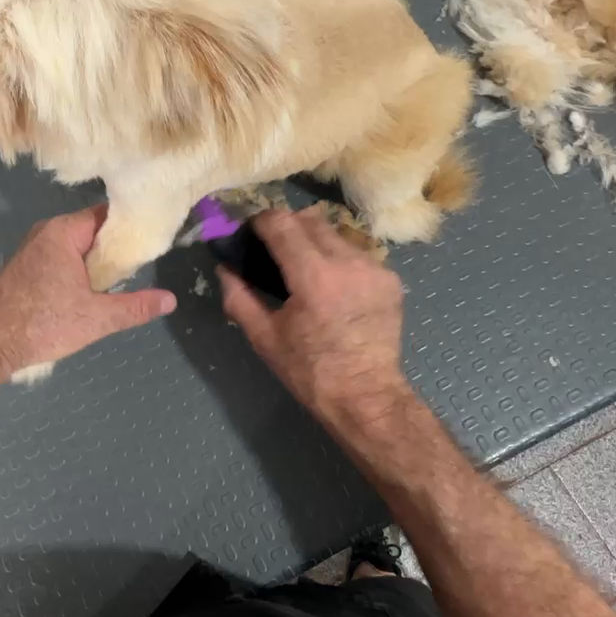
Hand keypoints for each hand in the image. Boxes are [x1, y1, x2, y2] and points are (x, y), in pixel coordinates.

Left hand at [0, 205, 176, 379]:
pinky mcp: (26, 265)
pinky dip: (78, 266)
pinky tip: (91, 287)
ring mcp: (33, 247)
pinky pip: (61, 256)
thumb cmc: (42, 324)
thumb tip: (170, 299)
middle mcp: (47, 231)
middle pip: (92, 229)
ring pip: (75, 245)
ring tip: (122, 277)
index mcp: (64, 232)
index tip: (152, 236)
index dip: (130, 223)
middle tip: (142, 263)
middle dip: (115, 245)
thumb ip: (135, 307)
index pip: (106, 214)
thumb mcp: (96, 318)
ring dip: (96, 259)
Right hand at [218, 208, 412, 422]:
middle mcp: (347, 261)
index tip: (250, 233)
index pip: (281, 222)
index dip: (260, 221)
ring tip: (303, 267)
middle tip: (272, 249)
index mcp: (313, 275)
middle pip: (309, 219)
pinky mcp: (390, 278)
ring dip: (313, 240)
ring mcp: (374, 267)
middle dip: (286, 226)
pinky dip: (337, 258)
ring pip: (334, 232)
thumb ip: (238, 296)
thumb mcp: (263, 336)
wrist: (366, 397)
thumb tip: (225, 267)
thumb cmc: (310, 370)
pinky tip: (332, 284)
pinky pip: (356, 252)